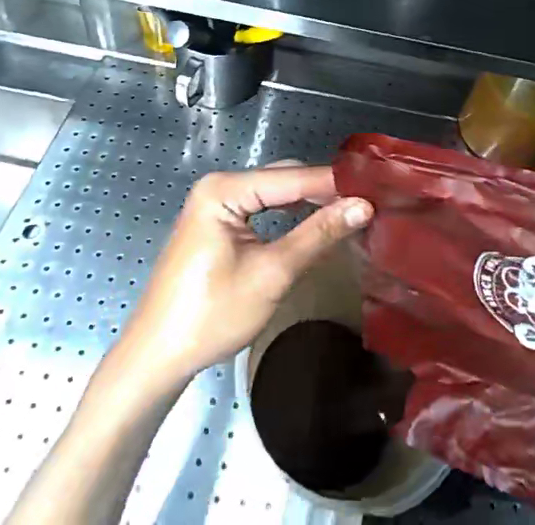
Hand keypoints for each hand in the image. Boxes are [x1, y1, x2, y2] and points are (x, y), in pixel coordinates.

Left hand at [115, 162, 373, 382]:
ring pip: (273, 193)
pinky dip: (289, 214)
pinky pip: (261, 208)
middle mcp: (218, 186)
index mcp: (224, 189)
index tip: (377, 189)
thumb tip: (363, 206)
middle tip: (369, 202)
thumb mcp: (272, 273)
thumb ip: (318, 234)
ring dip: (309, 202)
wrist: (157, 356)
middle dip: (323, 191)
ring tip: (351, 211)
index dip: (335, 184)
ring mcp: (215, 204)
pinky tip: (315, 223)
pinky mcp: (217, 224)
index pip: (291, 177)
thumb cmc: (212, 315)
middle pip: (282, 179)